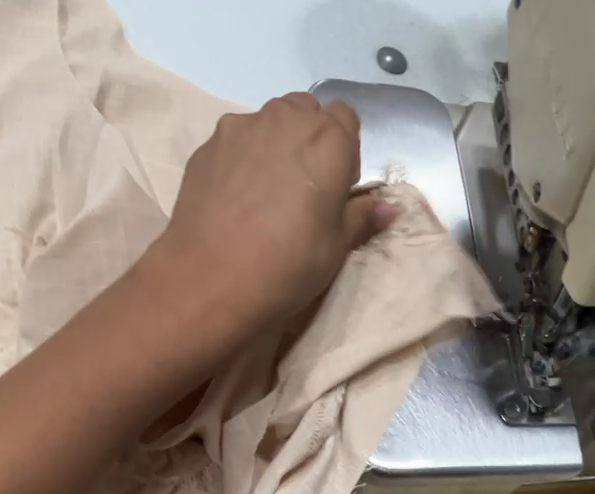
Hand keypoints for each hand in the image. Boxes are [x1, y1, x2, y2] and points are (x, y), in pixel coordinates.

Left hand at [148, 93, 394, 336]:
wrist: (211, 280)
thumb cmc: (288, 264)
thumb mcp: (336, 247)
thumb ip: (361, 218)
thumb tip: (387, 208)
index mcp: (328, 139)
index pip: (347, 120)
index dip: (345, 153)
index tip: (336, 190)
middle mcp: (285, 119)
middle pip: (306, 112)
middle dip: (310, 141)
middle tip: (304, 192)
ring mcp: (240, 128)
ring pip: (268, 124)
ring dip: (275, 147)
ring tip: (267, 197)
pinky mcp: (207, 146)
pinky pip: (236, 143)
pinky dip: (243, 161)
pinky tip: (237, 202)